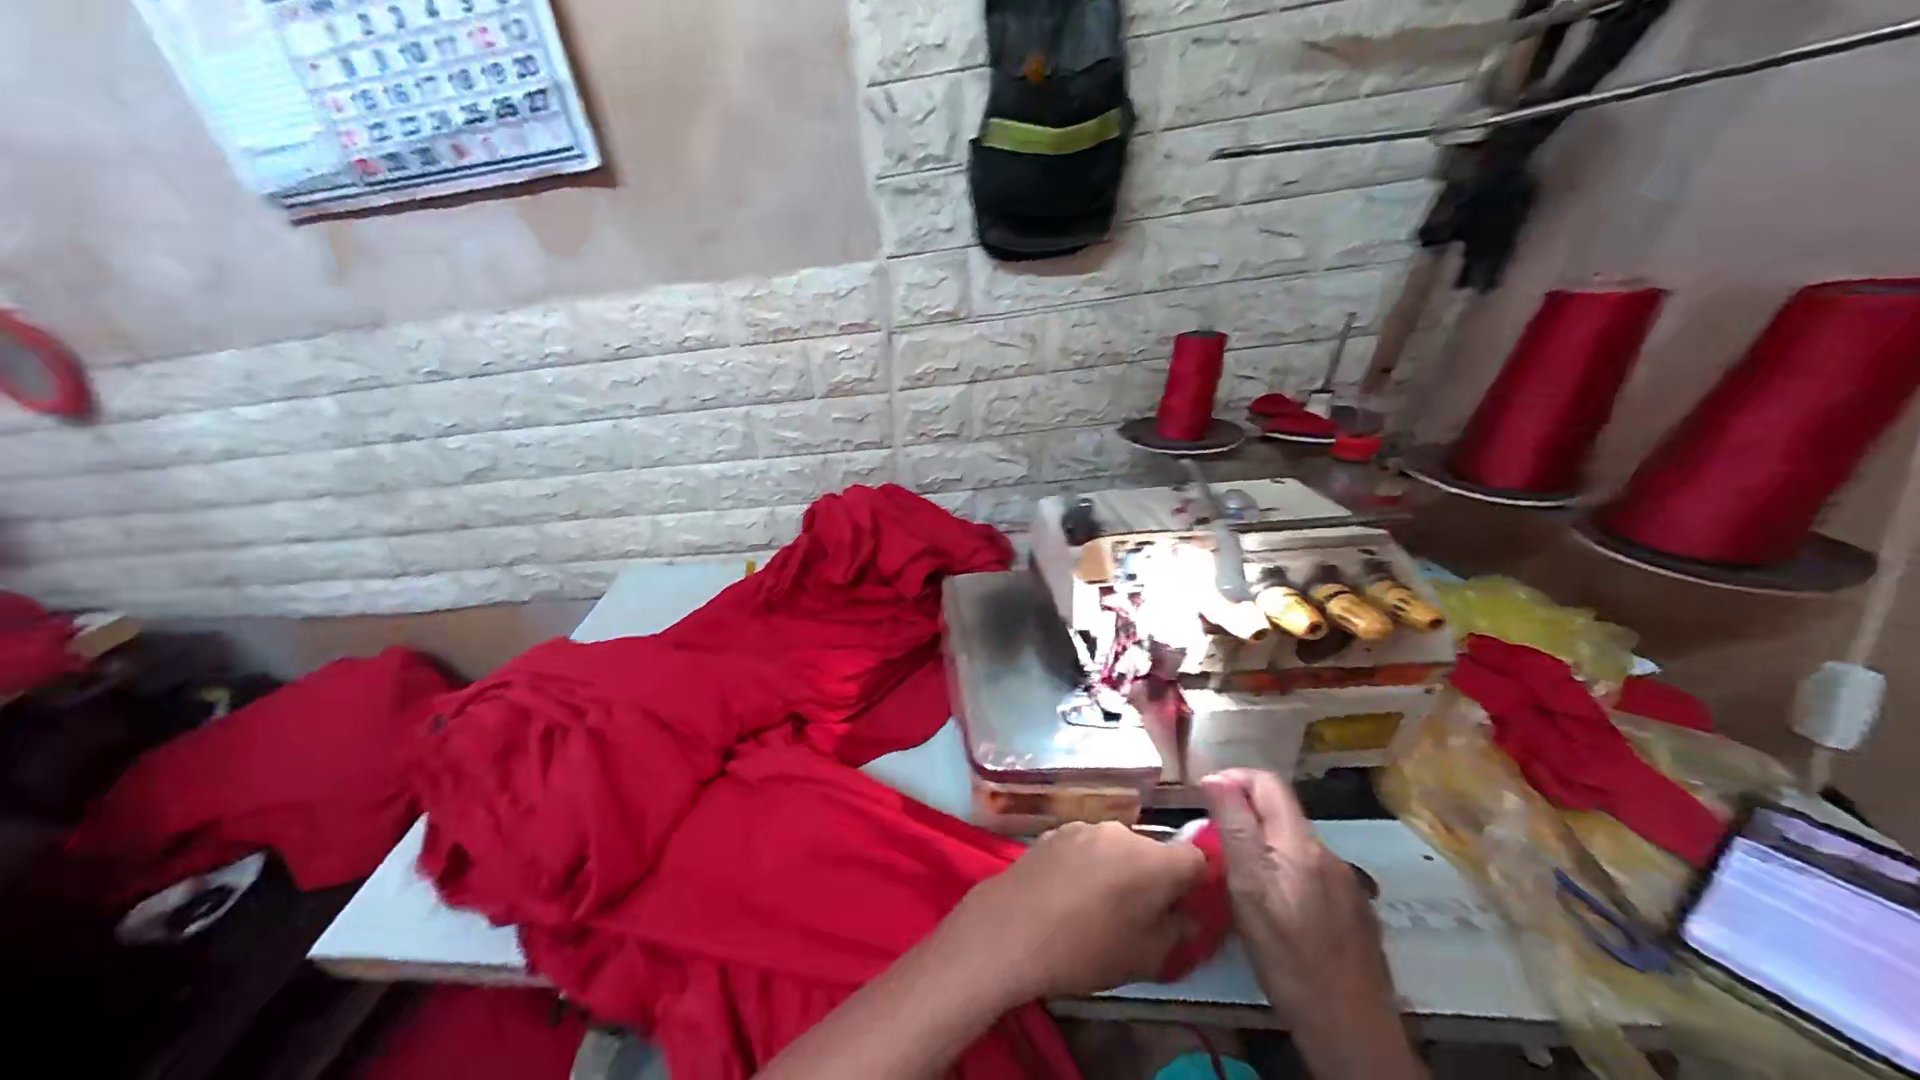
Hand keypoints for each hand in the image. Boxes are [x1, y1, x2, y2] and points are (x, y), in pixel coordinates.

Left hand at [942, 820, 1204, 1002]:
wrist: (1009, 930)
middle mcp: (1122, 832)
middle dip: (1153, 880)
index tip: (1183, 909)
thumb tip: (1187, 916)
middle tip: (1138, 916)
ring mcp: (1084, 827)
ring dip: (1117, 870)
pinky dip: (1087, 865)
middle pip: (1152, 852)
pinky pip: (1085, 846)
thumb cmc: (1085, 949)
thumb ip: (1177, 932)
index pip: (1195, 858)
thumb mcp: (1145, 958)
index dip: (1195, 884)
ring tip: (1096, 907)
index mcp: (1154, 860)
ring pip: (1116, 848)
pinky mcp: (1054, 831)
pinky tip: (1067, 894)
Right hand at [1202, 769, 1423, 1079]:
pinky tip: (1274, 908)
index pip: (1267, 781)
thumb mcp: (1249, 891)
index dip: (1232, 778)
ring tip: (1236, 877)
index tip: (1203, 797)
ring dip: (1262, 846)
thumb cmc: (1290, 960)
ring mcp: (1345, 882)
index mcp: (1300, 843)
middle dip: (1242, 814)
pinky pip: (1308, 872)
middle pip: (1280, 812)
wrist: (1354, 1031)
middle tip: (1211, 842)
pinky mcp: (1352, 909)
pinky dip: (1283, 873)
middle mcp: (1327, 853)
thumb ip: (1234, 830)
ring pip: (1292, 844)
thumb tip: (1214, 778)